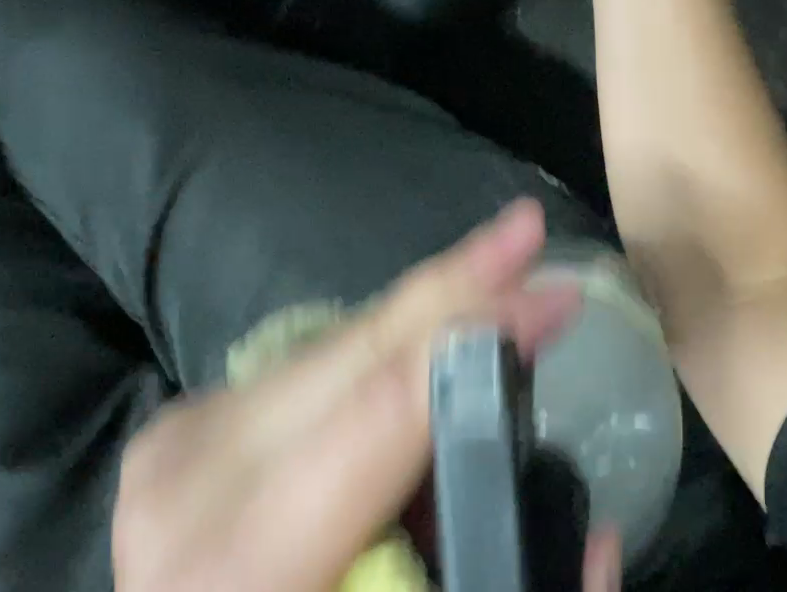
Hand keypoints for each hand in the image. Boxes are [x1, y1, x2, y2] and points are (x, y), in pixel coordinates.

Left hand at [112, 199, 618, 591]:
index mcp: (243, 553)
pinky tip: (432, 321)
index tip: (558, 295)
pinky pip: (318, 357)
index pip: (386, 406)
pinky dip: (387, 336)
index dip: (481, 336)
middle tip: (530, 229)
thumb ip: (492, 578)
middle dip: (460, 282)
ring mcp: (188, 432)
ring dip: (429, 304)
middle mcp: (202, 470)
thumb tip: (598, 541)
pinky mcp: (192, 417)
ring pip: (343, 339)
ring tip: (501, 261)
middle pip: (362, 345)